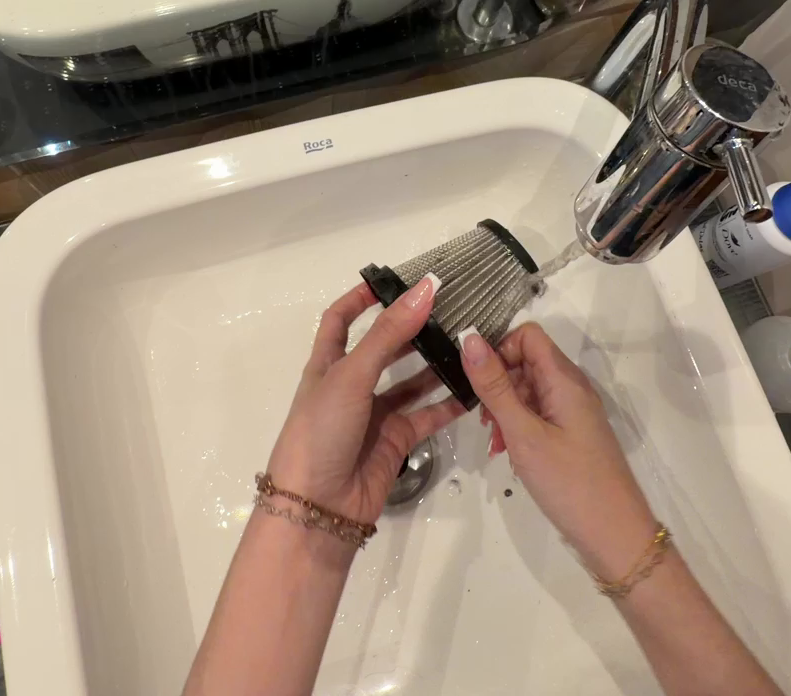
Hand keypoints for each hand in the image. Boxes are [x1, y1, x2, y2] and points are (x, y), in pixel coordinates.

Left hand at [266, 276, 467, 525]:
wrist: (318, 509)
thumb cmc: (321, 431)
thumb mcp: (351, 375)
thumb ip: (388, 334)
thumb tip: (425, 290)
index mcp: (327, 365)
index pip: (339, 320)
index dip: (359, 299)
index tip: (390, 281)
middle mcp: (351, 386)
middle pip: (383, 348)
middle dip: (411, 330)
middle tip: (448, 310)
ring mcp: (374, 415)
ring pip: (409, 382)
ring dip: (434, 365)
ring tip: (466, 344)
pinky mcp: (395, 442)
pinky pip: (426, 417)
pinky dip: (447, 405)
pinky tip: (472, 390)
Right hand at [460, 324, 660, 579]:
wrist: (616, 537)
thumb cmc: (569, 482)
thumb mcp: (523, 433)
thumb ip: (495, 386)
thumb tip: (469, 338)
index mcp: (564, 379)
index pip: (527, 335)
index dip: (500, 349)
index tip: (481, 383)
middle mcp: (571, 387)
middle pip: (526, 361)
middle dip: (498, 383)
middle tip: (485, 421)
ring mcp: (573, 411)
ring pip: (528, 389)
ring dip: (505, 408)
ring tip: (496, 443)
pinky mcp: (572, 434)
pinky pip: (538, 413)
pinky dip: (518, 425)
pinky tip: (509, 452)